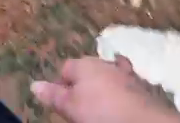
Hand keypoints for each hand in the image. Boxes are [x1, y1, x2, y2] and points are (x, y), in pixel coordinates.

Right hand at [31, 57, 179, 122]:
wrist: (145, 122)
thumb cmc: (102, 113)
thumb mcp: (72, 108)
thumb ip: (54, 96)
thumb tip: (33, 84)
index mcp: (83, 64)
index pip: (65, 69)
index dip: (61, 85)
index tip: (62, 103)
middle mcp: (103, 63)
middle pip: (87, 70)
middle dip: (84, 84)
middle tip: (82, 106)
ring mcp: (125, 73)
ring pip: (109, 76)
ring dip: (105, 87)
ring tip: (103, 105)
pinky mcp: (143, 87)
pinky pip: (128, 86)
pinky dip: (124, 93)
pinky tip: (124, 103)